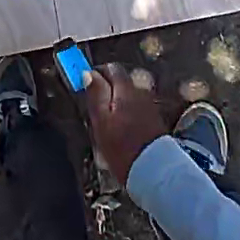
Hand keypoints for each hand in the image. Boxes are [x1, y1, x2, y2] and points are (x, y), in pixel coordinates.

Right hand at [83, 63, 167, 182]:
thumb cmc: (123, 148)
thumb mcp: (101, 120)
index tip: (85, 85)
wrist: (154, 171)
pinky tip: (122, 133)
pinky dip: (127, 115)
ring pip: (128, 97)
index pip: (111, 68)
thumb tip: (88, 74)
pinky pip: (136, 110)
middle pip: (120, 82)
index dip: (96, 74)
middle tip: (94, 109)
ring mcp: (149, 106)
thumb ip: (96, 94)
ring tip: (107, 125)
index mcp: (126, 90)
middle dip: (107, 90)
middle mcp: (140, 92)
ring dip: (117, 104)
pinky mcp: (154, 121)